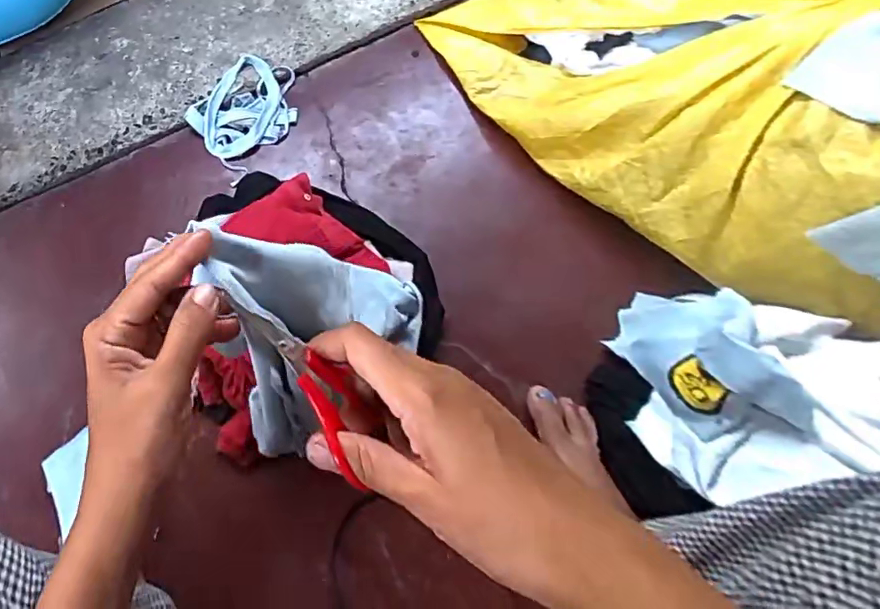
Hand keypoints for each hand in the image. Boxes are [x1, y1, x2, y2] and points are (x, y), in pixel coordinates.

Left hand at [78, 230, 236, 514]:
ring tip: (233, 288)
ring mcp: (139, 348)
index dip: (180, 256)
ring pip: (174, 308)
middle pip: (159, 288)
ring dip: (201, 299)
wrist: (129, 503)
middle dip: (189, 268)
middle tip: (221, 245)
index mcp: (110, 331)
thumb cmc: (139, 444)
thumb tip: (210, 288)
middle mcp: (121, 332)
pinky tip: (229, 323)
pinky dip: (204, 325)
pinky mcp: (157, 364)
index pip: (149, 282)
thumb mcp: (165, 385)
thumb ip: (188, 332)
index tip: (209, 234)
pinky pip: (182, 331)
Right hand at [302, 324, 727, 608]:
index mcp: (422, 391)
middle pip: (376, 354)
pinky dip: (397, 405)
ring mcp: (461, 387)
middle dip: (343, 378)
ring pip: (399, 371)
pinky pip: (422, 387)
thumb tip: (313, 443)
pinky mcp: (475, 403)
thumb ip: (366, 462)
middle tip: (330, 427)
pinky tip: (401, 446)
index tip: (300, 374)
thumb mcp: (424, 499)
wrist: (579, 539)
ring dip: (370, 395)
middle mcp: (440, 375)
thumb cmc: (496, 520)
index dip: (323, 346)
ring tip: (362, 443)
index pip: (358, 340)